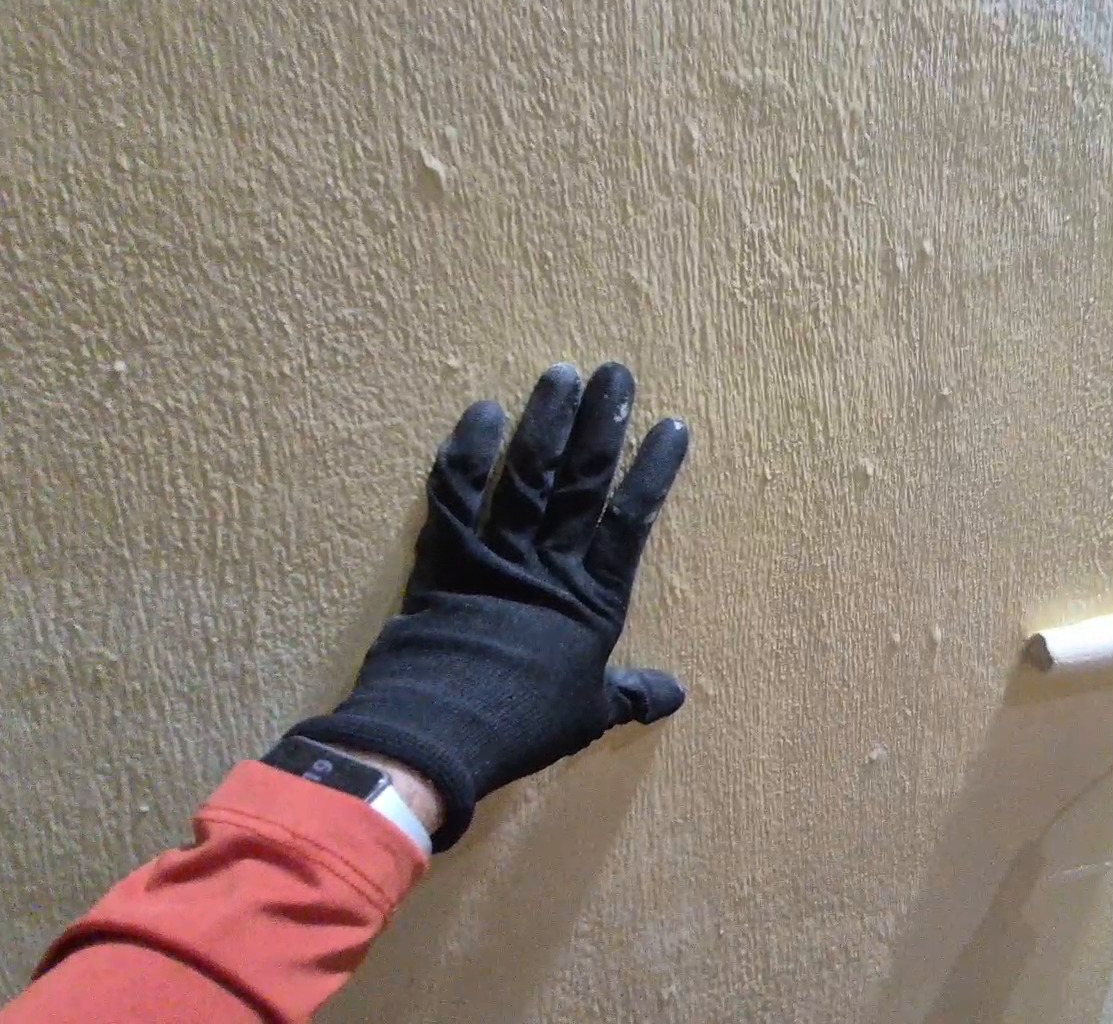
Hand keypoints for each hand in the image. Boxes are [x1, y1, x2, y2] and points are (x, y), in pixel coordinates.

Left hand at [290, 362, 689, 850]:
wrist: (435, 739)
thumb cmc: (525, 723)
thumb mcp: (590, 712)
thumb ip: (633, 693)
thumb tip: (677, 696)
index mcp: (593, 596)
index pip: (632, 519)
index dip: (654, 470)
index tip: (673, 425)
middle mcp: (550, 562)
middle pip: (582, 481)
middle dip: (603, 425)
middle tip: (616, 374)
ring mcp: (496, 555)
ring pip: (526, 475)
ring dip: (545, 422)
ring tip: (561, 373)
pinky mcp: (446, 558)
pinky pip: (456, 497)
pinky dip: (466, 454)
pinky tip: (483, 411)